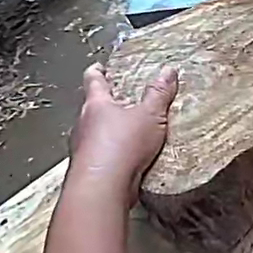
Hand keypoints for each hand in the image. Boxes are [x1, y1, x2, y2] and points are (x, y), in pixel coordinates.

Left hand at [69, 63, 178, 201]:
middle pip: (94, 106)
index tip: (99, 66)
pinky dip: (113, 148)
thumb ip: (159, 94)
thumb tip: (168, 70)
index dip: (97, 72)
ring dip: (109, 126)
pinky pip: (102, 150)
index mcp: (97, 105)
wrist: (103, 185)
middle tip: (122, 97)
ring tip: (129, 127)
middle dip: (107, 101)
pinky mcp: (90, 165)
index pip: (94, 81)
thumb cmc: (123, 144)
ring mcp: (84, 145)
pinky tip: (128, 153)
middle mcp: (85, 122)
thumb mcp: (150, 115)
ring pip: (95, 129)